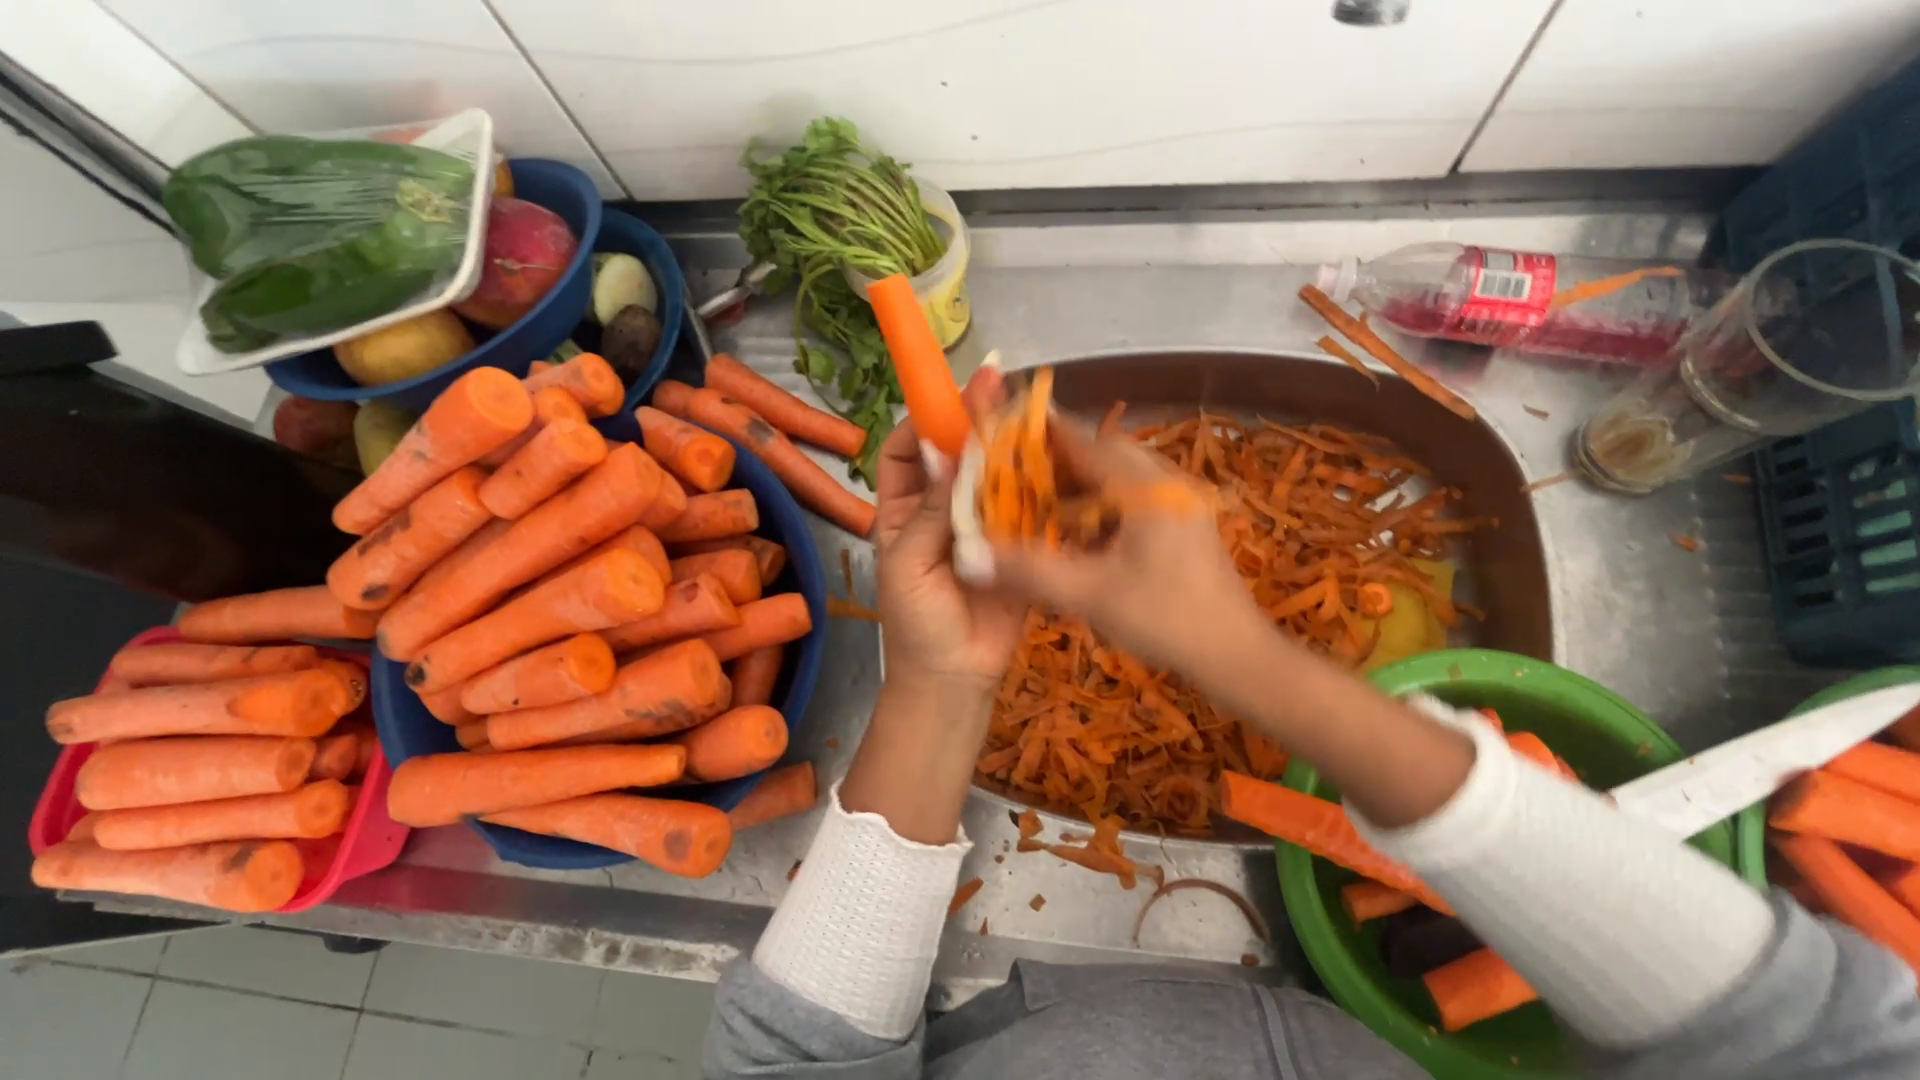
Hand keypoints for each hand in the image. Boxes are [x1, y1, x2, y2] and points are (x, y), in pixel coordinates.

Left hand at [871, 411, 1026, 700]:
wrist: (955, 678)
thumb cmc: (917, 623)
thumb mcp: (909, 564)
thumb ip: (931, 511)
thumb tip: (949, 452)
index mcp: (903, 510)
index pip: (908, 452)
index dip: (925, 422)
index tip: (949, 398)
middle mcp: (943, 509)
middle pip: (958, 455)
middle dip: (974, 421)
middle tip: (997, 384)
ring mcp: (983, 524)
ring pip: (995, 474)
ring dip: (1010, 445)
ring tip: (1030, 412)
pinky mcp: (1017, 543)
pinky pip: (1028, 507)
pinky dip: (1040, 483)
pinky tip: (1054, 457)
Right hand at [988, 424, 1267, 674]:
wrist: (1234, 653)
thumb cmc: (1165, 618)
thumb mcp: (1089, 595)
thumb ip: (1027, 571)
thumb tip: (967, 555)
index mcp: (1143, 485)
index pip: (1080, 440)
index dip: (1036, 434)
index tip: (995, 435)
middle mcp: (1163, 480)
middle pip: (1098, 452)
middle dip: (1052, 462)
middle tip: (1007, 478)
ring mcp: (1178, 499)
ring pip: (1116, 474)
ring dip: (1076, 484)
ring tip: (1034, 504)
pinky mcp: (1182, 521)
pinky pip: (1131, 496)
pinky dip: (1098, 504)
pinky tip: (1076, 533)